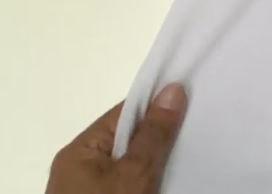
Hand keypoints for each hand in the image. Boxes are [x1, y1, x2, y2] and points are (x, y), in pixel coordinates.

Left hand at [46, 84, 188, 193]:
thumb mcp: (134, 173)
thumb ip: (154, 133)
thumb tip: (173, 87)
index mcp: (78, 150)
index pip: (125, 113)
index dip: (158, 104)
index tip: (190, 97)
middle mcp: (77, 167)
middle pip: (127, 138)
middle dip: (158, 133)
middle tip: (194, 125)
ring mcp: (84, 190)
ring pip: (128, 162)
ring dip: (154, 158)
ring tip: (186, 150)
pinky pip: (124, 182)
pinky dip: (145, 179)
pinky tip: (167, 176)